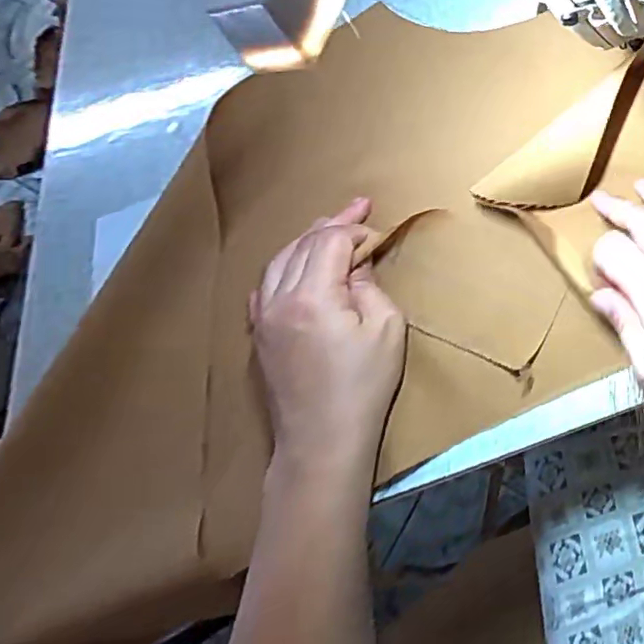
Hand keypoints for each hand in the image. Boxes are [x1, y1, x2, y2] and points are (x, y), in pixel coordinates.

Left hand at [250, 197, 406, 472]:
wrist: (322, 438)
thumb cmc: (364, 382)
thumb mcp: (385, 327)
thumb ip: (369, 286)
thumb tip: (357, 264)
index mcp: (311, 297)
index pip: (330, 242)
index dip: (356, 230)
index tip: (380, 236)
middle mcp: (278, 301)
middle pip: (301, 245)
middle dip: (332, 224)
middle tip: (359, 206)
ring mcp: (262, 318)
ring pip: (279, 261)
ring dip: (307, 240)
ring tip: (331, 226)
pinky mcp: (258, 336)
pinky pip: (265, 286)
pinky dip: (285, 265)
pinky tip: (297, 265)